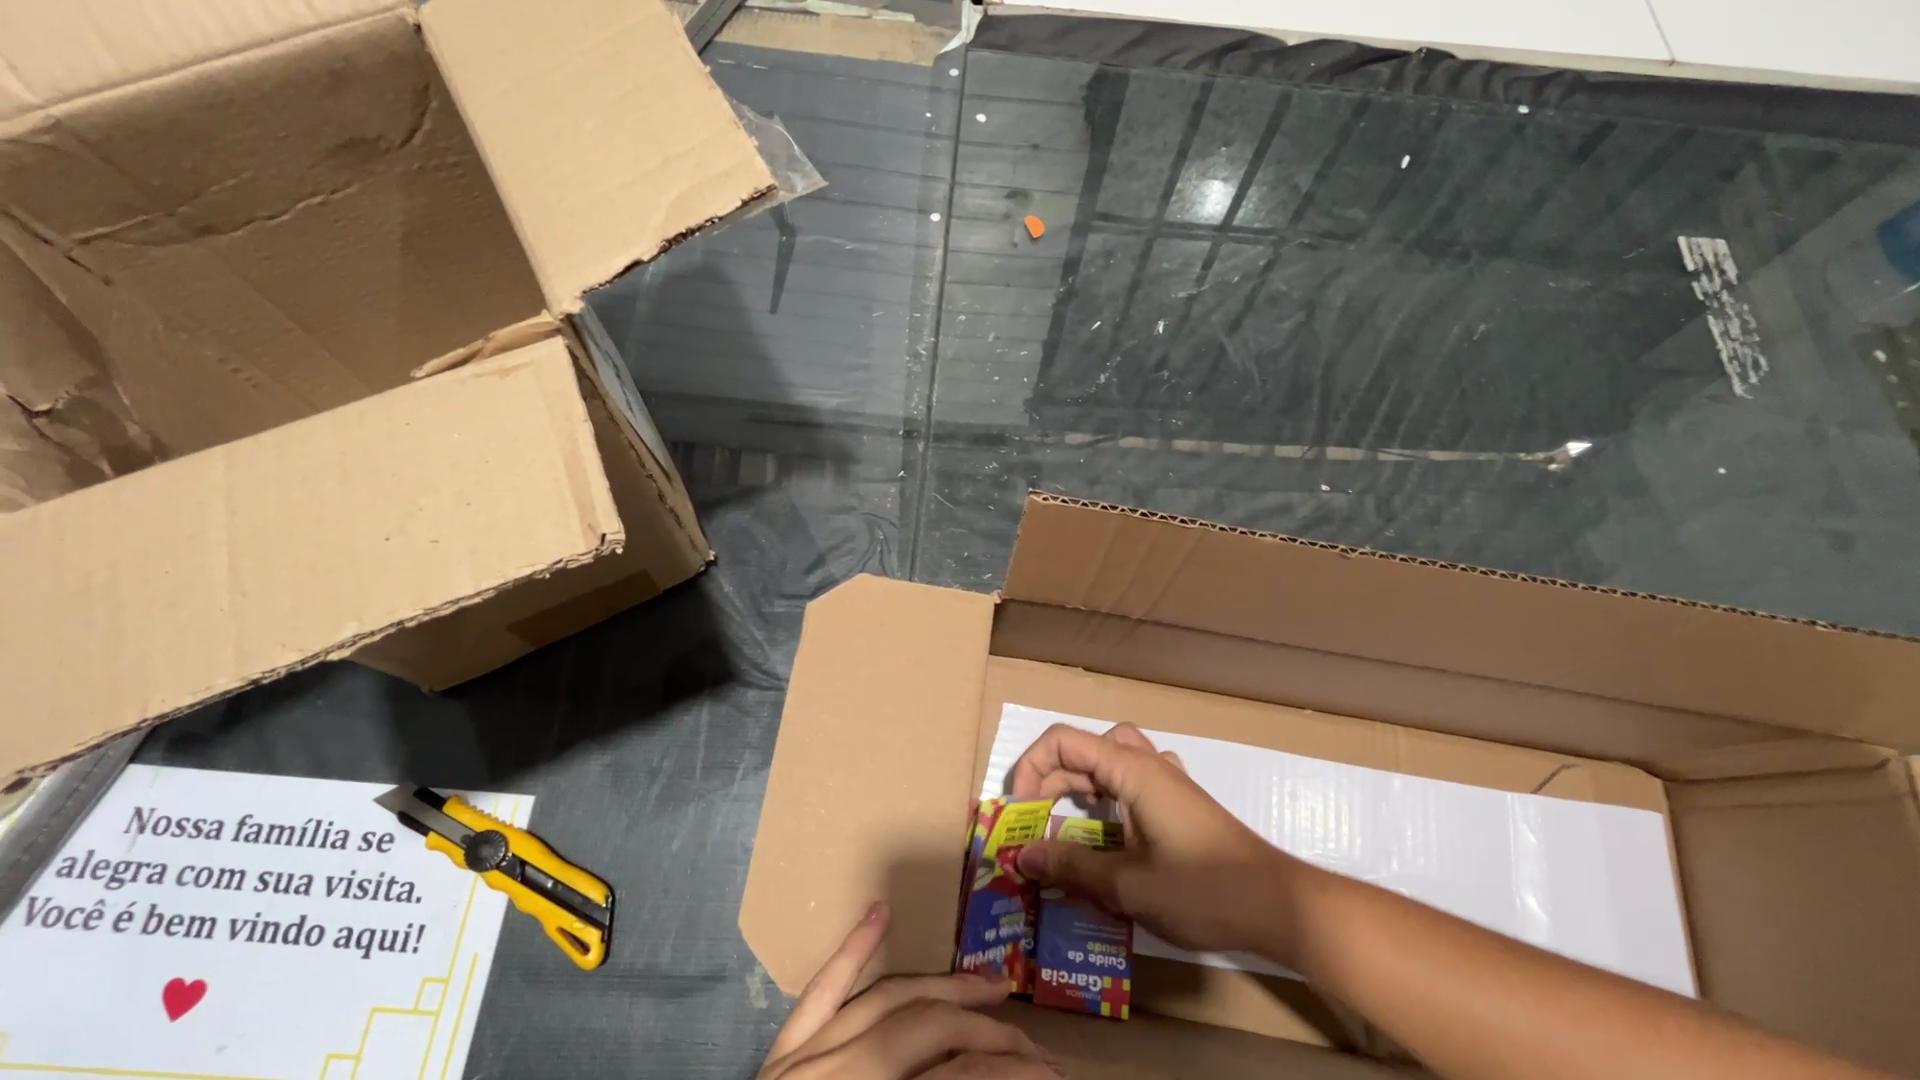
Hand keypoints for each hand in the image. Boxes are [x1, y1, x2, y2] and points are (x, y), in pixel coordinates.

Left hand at [759, 902, 1065, 1079]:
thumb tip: (996, 1077)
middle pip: (930, 1029)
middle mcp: (838, 1073)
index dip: (1011, 1068)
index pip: (961, 1075)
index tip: (1052, 1072)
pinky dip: (851, 950)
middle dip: (989, 1032)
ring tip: (989, 985)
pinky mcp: (781, 1052)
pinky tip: (880, 912)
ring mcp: (804, 1057)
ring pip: (887, 998)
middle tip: (1033, 1045)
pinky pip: (820, 992)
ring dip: (944, 987)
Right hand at [1010, 723, 1298, 955]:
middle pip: (1082, 750)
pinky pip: (1131, 782)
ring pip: (1108, 761)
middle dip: (1048, 782)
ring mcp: (1167, 782)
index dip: (1030, 768)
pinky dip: (1106, 796)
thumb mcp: (1127, 884)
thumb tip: (1021, 856)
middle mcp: (1148, 764)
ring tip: (1062, 825)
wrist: (1278, 904)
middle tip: (1032, 827)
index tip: (1020, 814)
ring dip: (1077, 785)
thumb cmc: (1203, 889)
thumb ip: (1070, 865)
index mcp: (1132, 770)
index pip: (1063, 740)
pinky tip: (1107, 831)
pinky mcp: (1179, 803)